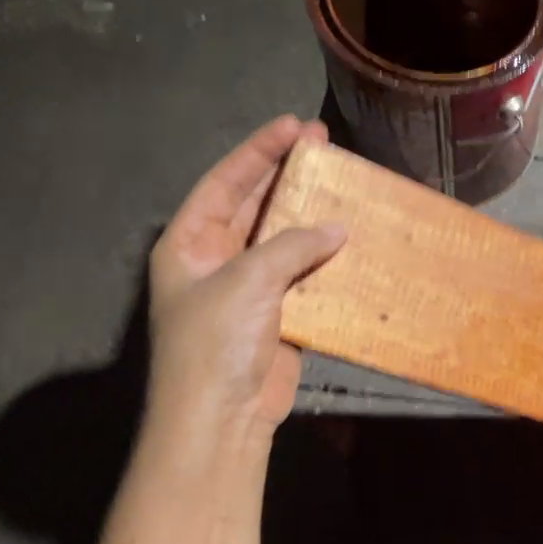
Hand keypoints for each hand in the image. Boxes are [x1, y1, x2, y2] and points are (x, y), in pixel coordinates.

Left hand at [147, 115, 345, 444]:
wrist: (222, 417)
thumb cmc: (216, 343)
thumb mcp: (246, 282)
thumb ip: (291, 246)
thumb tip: (338, 228)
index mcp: (189, 243)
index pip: (225, 183)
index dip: (258, 151)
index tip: (295, 126)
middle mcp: (216, 259)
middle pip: (254, 204)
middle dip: (287, 175)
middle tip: (325, 145)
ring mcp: (249, 288)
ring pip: (284, 239)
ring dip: (312, 216)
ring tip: (346, 187)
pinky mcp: (279, 314)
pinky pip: (306, 274)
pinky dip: (327, 258)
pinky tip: (353, 241)